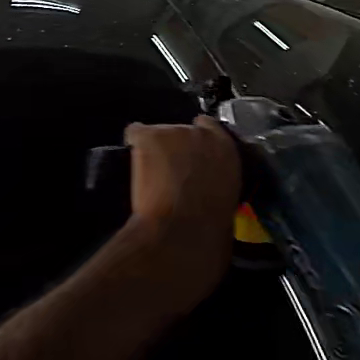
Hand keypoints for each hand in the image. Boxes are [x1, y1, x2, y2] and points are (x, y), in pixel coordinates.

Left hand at [121, 116, 242, 309]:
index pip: (209, 127)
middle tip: (168, 172)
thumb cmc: (208, 228)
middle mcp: (201, 134)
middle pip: (180, 131)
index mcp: (226, 150)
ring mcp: (174, 132)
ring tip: (152, 176)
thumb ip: (216, 179)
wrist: (181, 232)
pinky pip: (135, 133)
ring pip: (158, 135)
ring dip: (154, 150)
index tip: (187, 153)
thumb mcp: (225, 198)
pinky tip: (136, 167)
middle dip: (174, 147)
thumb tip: (203, 182)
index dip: (194, 141)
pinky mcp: (150, 135)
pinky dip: (133, 145)